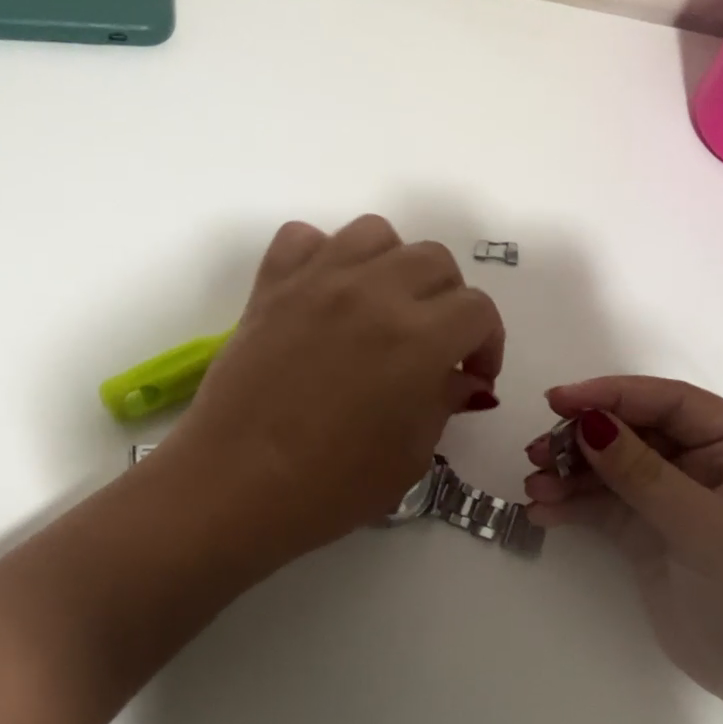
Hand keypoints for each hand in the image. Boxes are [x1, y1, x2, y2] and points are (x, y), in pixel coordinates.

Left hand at [164, 216, 504, 553]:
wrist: (235, 486)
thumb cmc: (330, 488)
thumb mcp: (408, 458)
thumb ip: (442, 405)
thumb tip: (463, 380)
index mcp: (420, 338)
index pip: (477, 311)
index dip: (487, 345)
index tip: (474, 378)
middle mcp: (374, 292)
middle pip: (434, 261)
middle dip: (448, 302)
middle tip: (434, 346)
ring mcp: (317, 282)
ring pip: (375, 235)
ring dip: (393, 267)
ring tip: (383, 309)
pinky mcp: (270, 287)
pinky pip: (304, 239)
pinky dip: (323, 256)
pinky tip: (325, 296)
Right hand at [524, 377, 722, 723]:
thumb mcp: (705, 530)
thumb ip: (644, 475)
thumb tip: (589, 424)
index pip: (672, 404)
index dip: (615, 395)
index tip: (558, 401)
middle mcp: (705, 466)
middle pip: (634, 432)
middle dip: (584, 437)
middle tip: (537, 450)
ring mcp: (673, 502)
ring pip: (612, 469)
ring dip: (570, 473)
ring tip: (533, 486)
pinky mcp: (647, 535)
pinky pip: (603, 507)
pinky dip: (572, 506)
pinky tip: (542, 512)